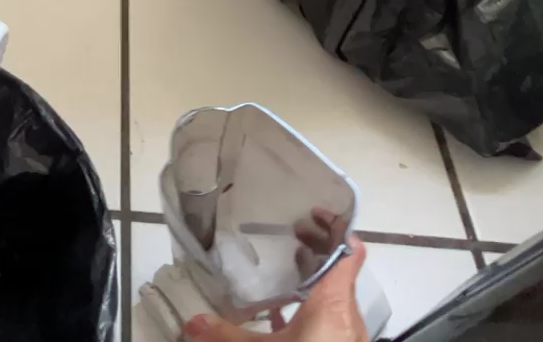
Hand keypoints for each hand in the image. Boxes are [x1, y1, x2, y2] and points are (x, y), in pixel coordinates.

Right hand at [186, 235, 369, 341]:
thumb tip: (192, 322)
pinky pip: (334, 317)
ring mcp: (350, 336)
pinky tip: (287, 313)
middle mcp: (349, 315)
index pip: (349, 252)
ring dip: (317, 275)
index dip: (337, 227)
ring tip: (289, 265)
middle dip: (318, 246)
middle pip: (342, 267)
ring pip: (338, 292)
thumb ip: (228, 336)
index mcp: (333, 302)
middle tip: (291, 232)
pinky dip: (315, 305)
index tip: (310, 212)